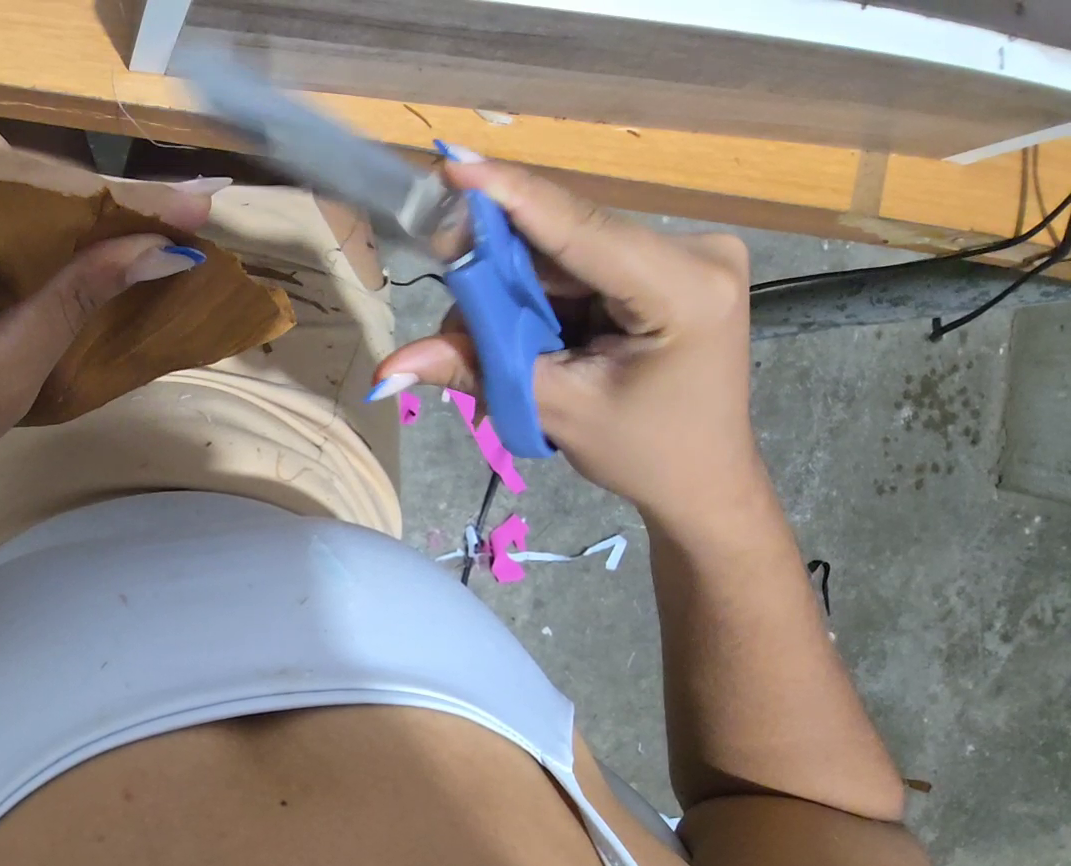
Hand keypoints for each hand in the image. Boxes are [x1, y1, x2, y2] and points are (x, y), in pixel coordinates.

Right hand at [374, 159, 762, 530]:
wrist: (704, 479)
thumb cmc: (644, 452)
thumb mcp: (552, 409)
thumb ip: (472, 371)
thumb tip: (385, 370)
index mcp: (684, 287)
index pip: (579, 230)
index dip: (510, 197)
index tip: (453, 163)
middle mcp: (693, 253)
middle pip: (562, 245)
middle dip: (495, 280)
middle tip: (451, 322)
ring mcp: (681, 257)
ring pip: (562, 259)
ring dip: (511, 300)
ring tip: (491, 354)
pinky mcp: (662, 270)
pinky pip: (576, 272)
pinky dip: (536, 305)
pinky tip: (525, 341)